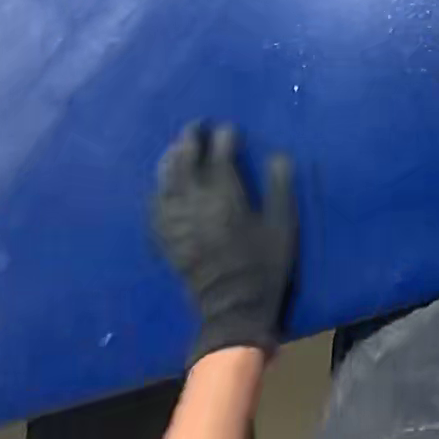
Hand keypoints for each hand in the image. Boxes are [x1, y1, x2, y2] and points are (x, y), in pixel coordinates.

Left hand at [152, 123, 295, 363]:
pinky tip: (161, 185)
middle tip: (197, 127)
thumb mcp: (282, 226)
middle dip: (191, 138)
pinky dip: (158, 190)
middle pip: (186, 159)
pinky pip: (156, 206)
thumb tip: (279, 155)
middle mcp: (196, 200)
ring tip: (177, 147)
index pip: (220, 153)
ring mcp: (178, 219)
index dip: (223, 136)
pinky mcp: (167, 238)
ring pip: (167, 178)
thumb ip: (280, 188)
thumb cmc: (263, 267)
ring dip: (171, 157)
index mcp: (225, 194)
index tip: (228, 128)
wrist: (234, 311)